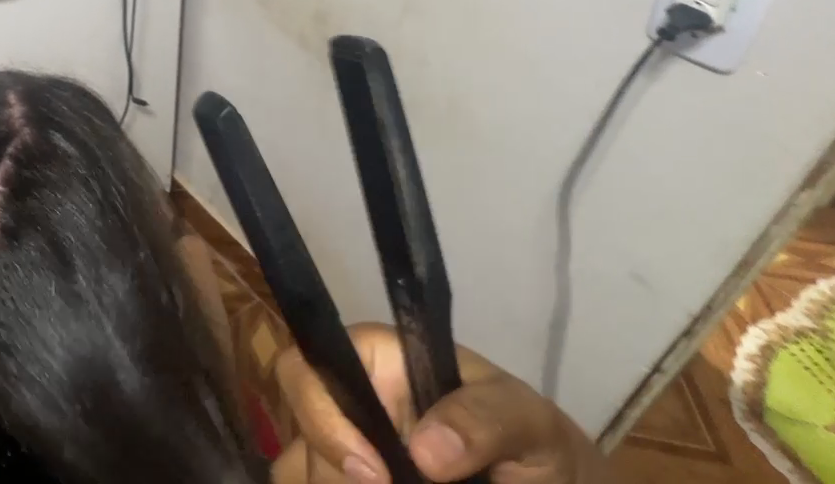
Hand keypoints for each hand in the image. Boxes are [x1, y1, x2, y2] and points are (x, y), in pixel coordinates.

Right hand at [270, 324, 612, 483]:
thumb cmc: (536, 443)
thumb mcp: (526, 422)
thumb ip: (483, 421)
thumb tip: (423, 451)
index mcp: (373, 362)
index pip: (308, 366)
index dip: (321, 414)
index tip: (372, 473)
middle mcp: (347, 403)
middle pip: (298, 431)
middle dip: (333, 470)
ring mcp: (346, 451)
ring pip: (300, 471)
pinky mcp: (352, 482)